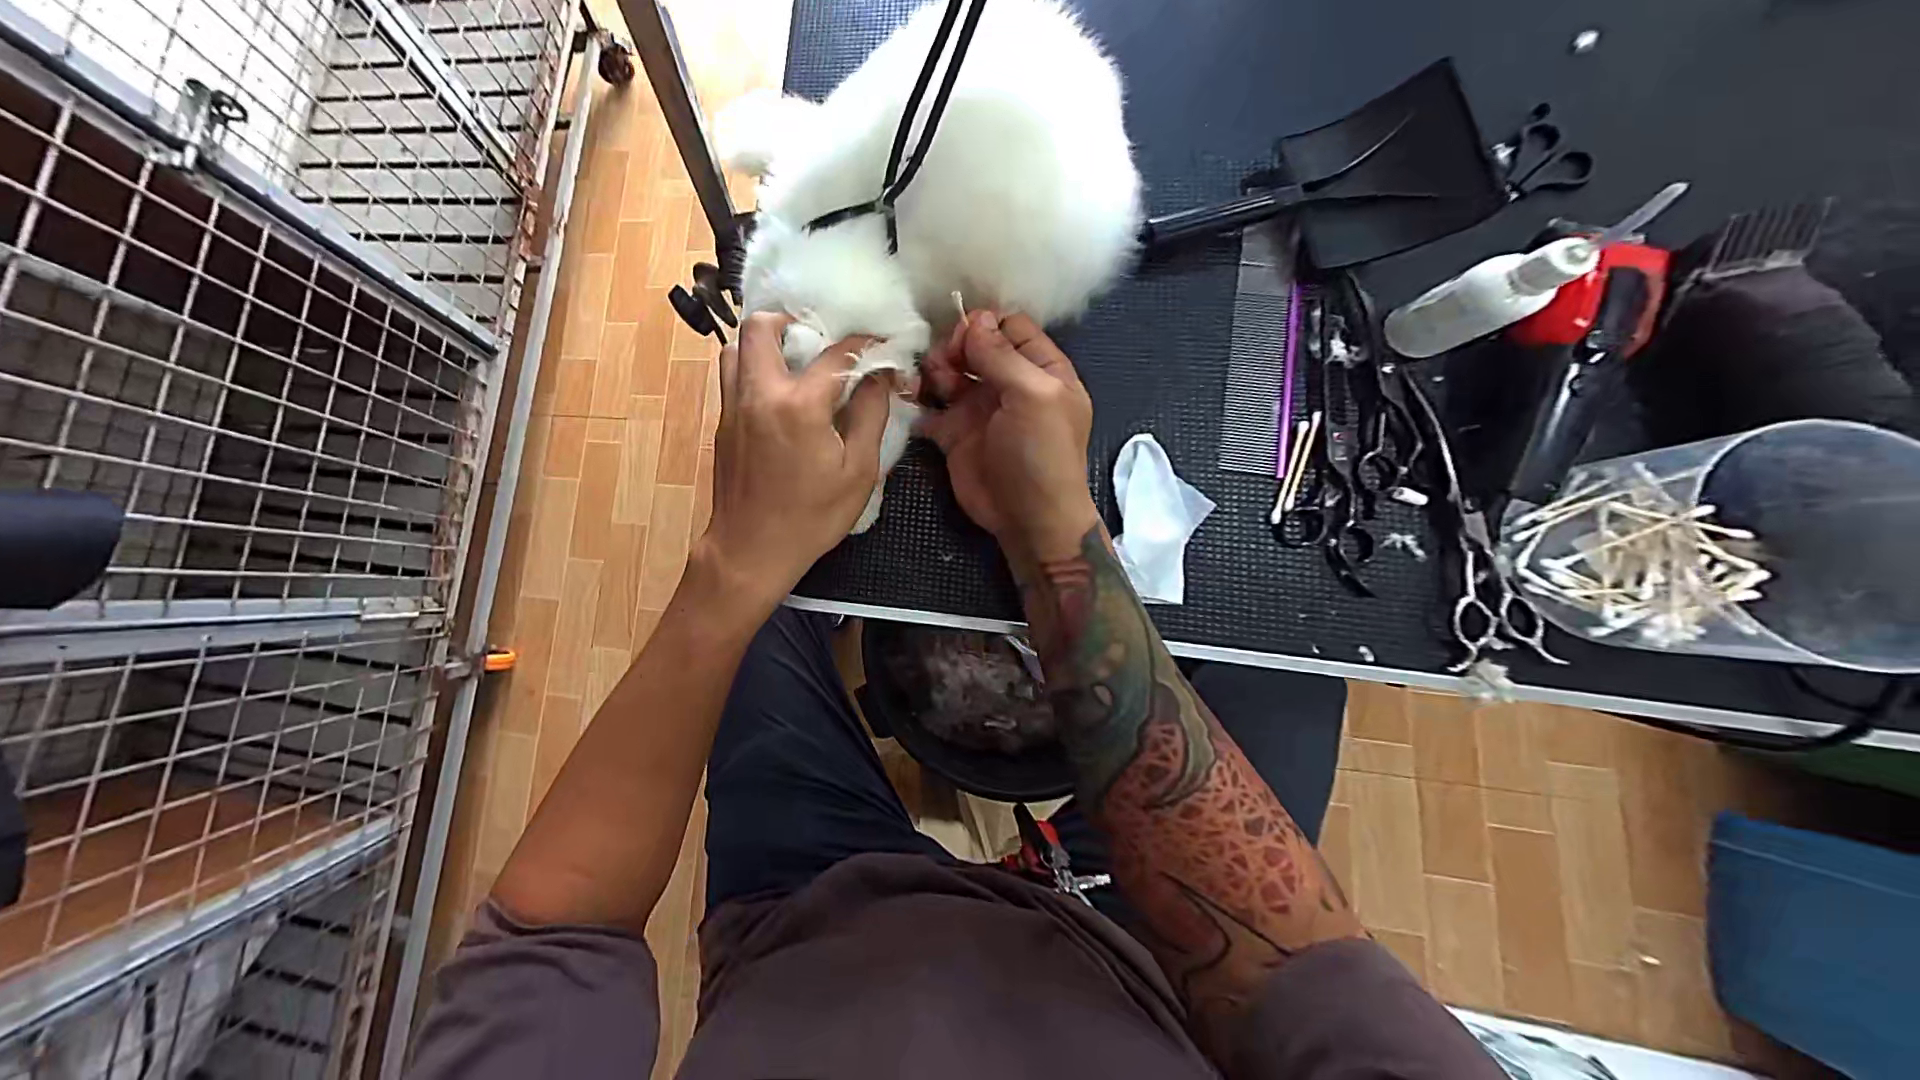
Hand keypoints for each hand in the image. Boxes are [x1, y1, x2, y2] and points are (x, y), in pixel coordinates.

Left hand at [696, 313, 890, 609]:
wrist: (752, 550)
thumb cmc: (812, 517)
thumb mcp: (858, 471)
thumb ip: (870, 415)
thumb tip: (881, 377)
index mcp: (799, 405)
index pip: (836, 354)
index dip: (865, 344)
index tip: (882, 347)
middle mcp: (759, 393)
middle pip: (762, 327)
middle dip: (794, 322)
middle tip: (821, 341)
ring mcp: (733, 406)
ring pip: (736, 347)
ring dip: (766, 343)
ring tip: (796, 362)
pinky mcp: (723, 422)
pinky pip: (732, 375)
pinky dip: (754, 367)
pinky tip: (781, 392)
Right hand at [920, 311, 1098, 568]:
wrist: (1027, 518)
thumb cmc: (1041, 454)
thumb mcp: (1033, 396)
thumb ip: (1002, 355)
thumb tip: (975, 319)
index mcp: (1041, 370)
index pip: (1011, 327)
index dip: (986, 326)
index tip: (966, 339)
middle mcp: (1010, 384)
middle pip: (975, 346)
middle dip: (956, 347)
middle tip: (946, 365)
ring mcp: (981, 409)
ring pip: (951, 371)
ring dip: (936, 370)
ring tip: (934, 386)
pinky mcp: (955, 433)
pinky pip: (931, 406)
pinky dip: (919, 400)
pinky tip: (913, 400)